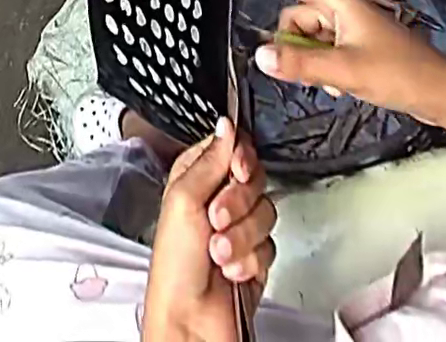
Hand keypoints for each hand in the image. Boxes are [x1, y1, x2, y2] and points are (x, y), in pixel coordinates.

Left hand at [142, 118, 275, 341]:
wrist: (190, 321)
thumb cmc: (175, 263)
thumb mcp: (185, 198)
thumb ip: (211, 159)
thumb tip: (226, 124)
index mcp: (194, 174)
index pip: (230, 146)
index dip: (239, 157)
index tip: (238, 172)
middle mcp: (216, 196)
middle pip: (251, 177)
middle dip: (239, 202)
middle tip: (218, 218)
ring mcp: (236, 226)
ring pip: (264, 210)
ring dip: (242, 236)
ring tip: (219, 252)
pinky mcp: (253, 254)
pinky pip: (270, 243)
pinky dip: (251, 258)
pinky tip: (232, 269)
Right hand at [242, 0, 445, 134]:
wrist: (442, 95)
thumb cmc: (400, 73)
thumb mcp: (346, 70)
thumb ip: (301, 63)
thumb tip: (261, 55)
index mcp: (339, 1)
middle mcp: (341, 8)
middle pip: (296, 17)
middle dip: (295, 44)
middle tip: (309, 70)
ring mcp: (349, 26)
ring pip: (309, 37)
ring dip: (311, 60)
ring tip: (333, 81)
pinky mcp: (356, 44)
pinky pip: (324, 49)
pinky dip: (324, 66)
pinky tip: (340, 84)